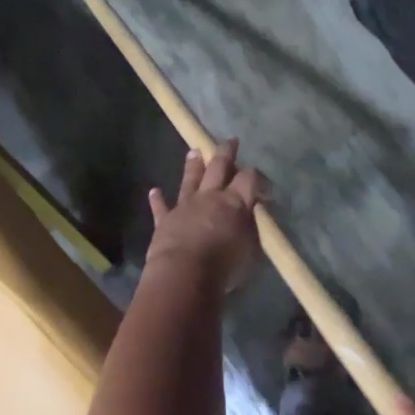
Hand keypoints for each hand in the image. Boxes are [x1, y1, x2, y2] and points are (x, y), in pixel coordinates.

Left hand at [145, 140, 263, 286]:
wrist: (183, 274)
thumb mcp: (250, 250)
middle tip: (230, 141)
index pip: (248, 178)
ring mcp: (185, 206)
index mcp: (234, 202)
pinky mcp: (165, 220)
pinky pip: (161, 207)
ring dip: (193, 166)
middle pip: (218, 167)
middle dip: (225, 153)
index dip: (256, 176)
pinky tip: (154, 191)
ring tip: (194, 152)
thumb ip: (251, 228)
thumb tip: (251, 214)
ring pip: (190, 180)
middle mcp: (209, 197)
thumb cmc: (224, 266)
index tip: (261, 181)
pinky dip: (158, 199)